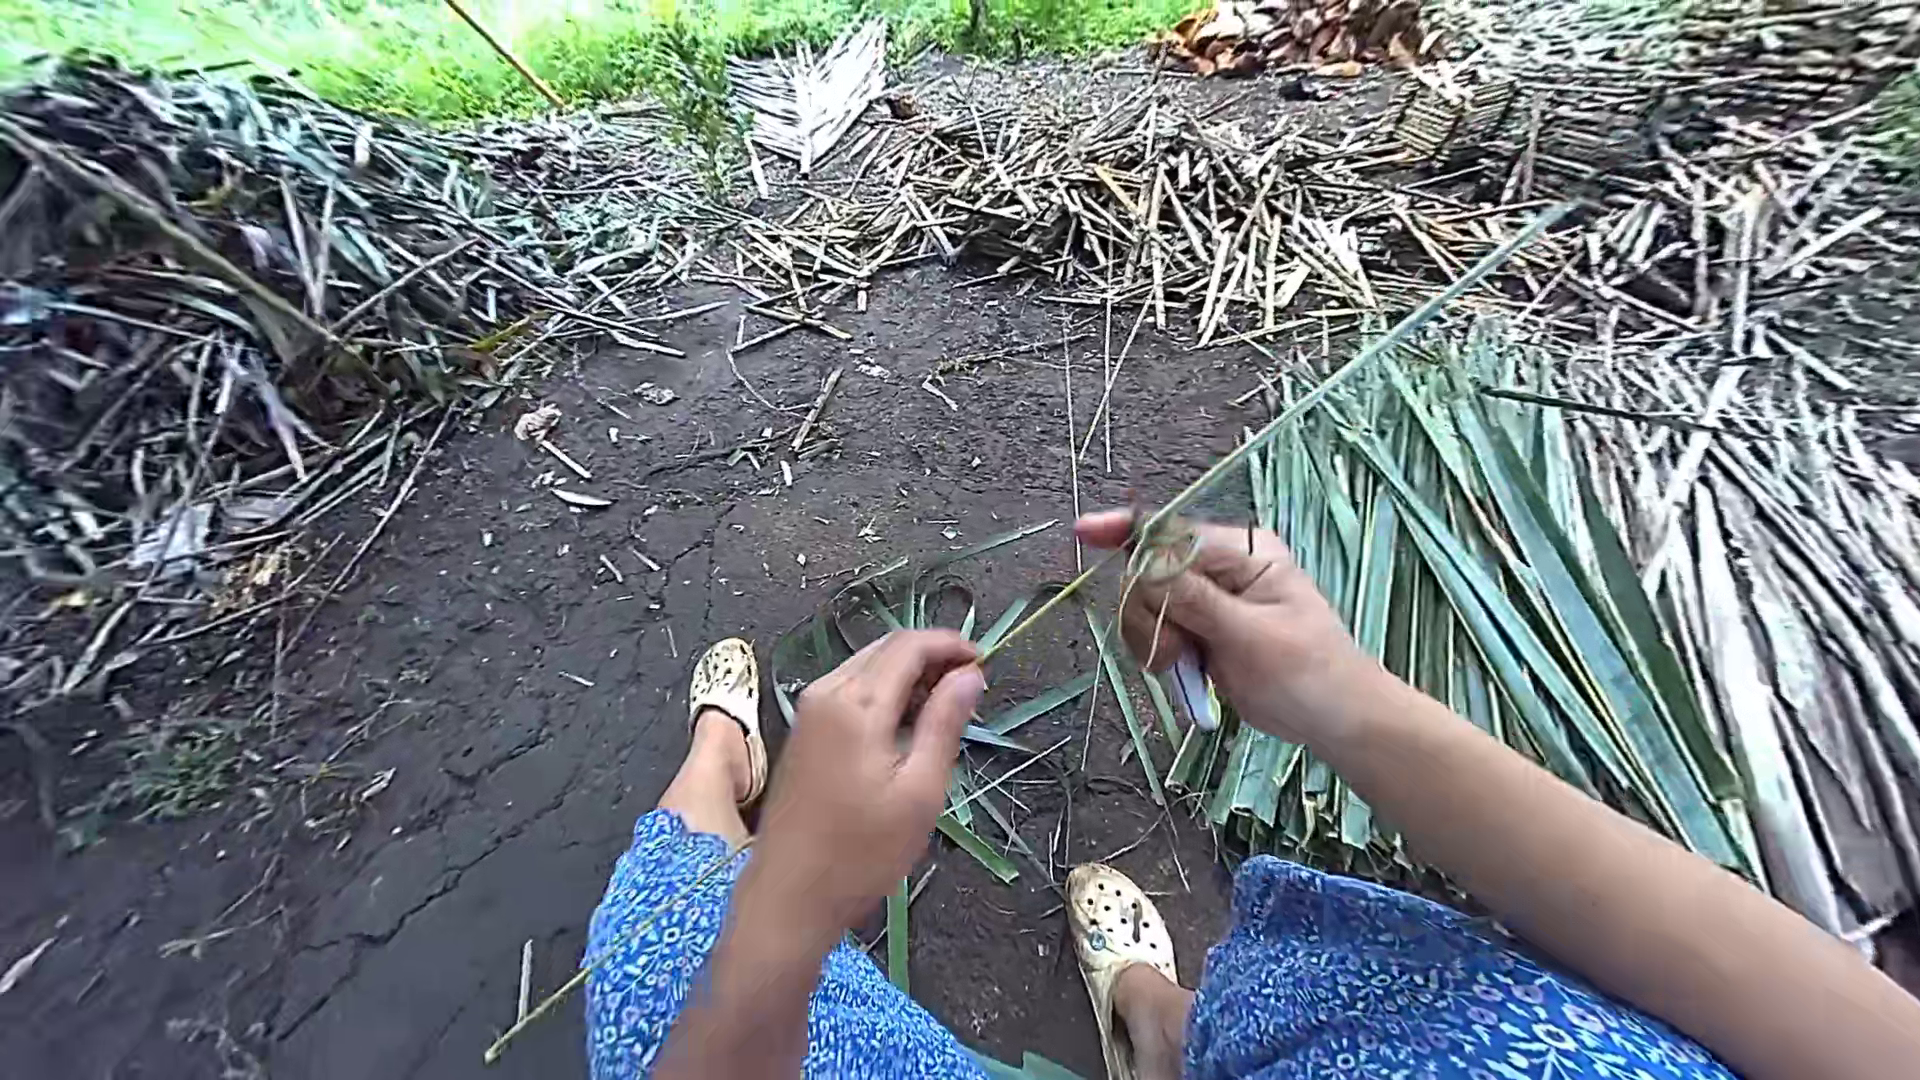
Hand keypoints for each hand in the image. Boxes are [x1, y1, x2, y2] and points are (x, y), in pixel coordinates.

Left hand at [747, 629, 984, 941]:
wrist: (788, 897)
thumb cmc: (862, 853)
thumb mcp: (920, 790)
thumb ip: (945, 722)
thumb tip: (970, 673)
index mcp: (857, 704)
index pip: (910, 645)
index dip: (950, 644)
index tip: (982, 660)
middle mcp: (828, 691)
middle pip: (888, 647)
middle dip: (932, 654)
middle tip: (968, 685)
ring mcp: (810, 707)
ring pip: (869, 662)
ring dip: (909, 670)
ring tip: (943, 704)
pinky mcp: (805, 726)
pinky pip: (851, 684)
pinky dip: (885, 687)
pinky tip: (905, 719)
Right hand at [1076, 509, 1373, 744]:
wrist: (1330, 719)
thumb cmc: (1307, 673)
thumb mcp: (1253, 634)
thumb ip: (1197, 599)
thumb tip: (1147, 568)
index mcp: (1240, 553)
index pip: (1172, 531)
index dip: (1124, 529)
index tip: (1084, 532)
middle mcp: (1215, 567)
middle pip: (1145, 571)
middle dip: (1150, 613)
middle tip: (1178, 650)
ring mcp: (1200, 596)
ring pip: (1140, 602)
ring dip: (1151, 636)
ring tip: (1183, 663)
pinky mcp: (1191, 624)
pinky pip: (1148, 627)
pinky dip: (1152, 649)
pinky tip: (1180, 668)